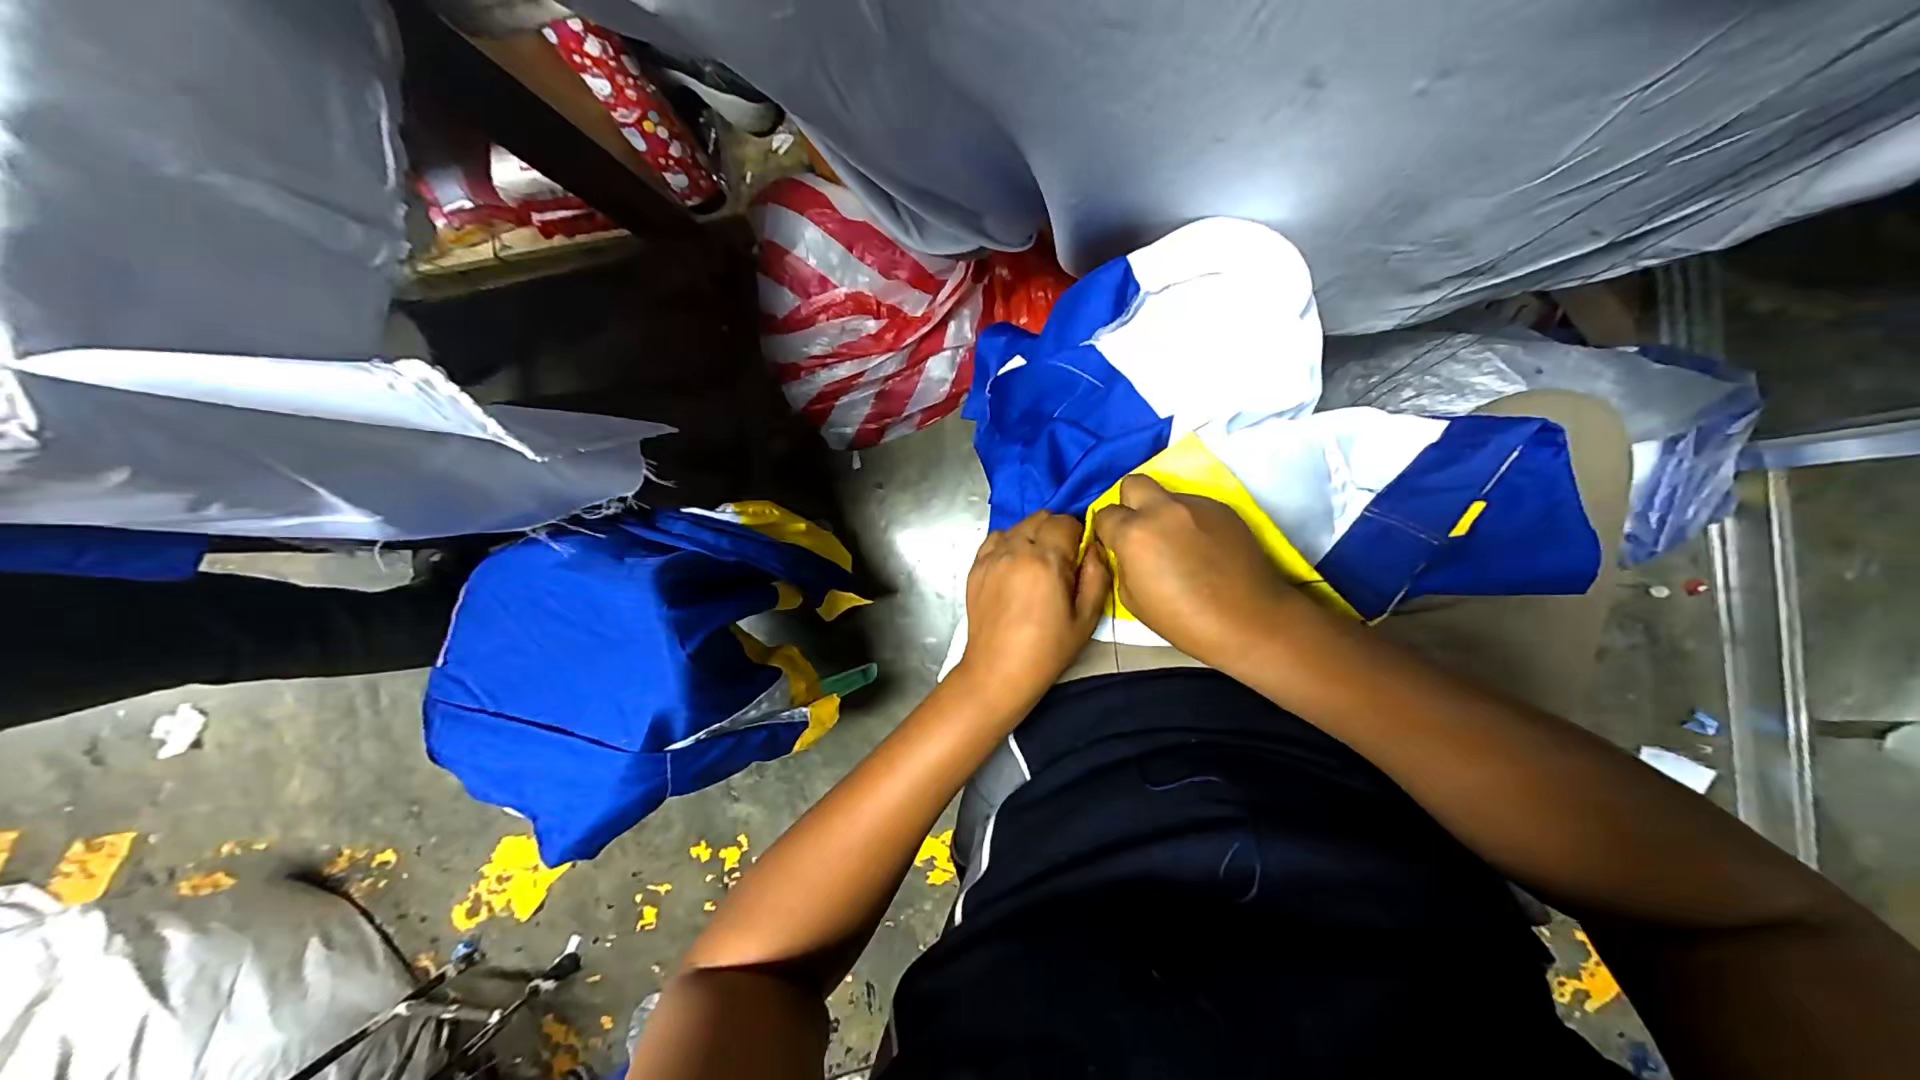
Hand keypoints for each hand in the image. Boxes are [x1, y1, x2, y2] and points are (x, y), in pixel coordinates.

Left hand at [955, 511, 1111, 703]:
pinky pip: (995, 540)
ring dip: (1031, 536)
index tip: (1079, 553)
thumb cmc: (1047, 649)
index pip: (1064, 522)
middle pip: (1040, 519)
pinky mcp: (975, 568)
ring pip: (1017, 526)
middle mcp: (1015, 551)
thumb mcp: (1086, 618)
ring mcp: (991, 558)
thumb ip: (1096, 576)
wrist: (998, 670)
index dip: (1077, 533)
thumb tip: (1094, 549)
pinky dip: (1008, 544)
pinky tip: (1015, 564)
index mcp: (1045, 561)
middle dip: (1055, 531)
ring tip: (1037, 562)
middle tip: (1061, 558)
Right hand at [1091, 474, 1309, 665]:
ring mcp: (1196, 505)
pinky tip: (1204, 549)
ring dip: (1164, 515)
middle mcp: (1163, 509)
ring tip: (1180, 545)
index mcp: (1134, 533)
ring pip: (1168, 496)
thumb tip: (1126, 551)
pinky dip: (1191, 522)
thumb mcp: (1132, 600)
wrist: (1249, 619)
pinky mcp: (1223, 508)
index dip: (1107, 532)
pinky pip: (1195, 507)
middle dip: (1130, 504)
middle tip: (1141, 532)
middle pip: (1133, 483)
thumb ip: (1123, 564)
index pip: (1105, 514)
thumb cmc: (1184, 620)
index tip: (1116, 547)